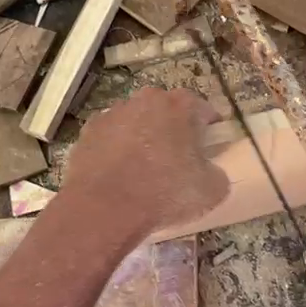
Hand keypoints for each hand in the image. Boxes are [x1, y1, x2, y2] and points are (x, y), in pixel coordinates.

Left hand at [59, 88, 229, 241]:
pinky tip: (119, 175)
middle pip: (167, 110)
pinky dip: (116, 150)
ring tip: (144, 171)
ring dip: (143, 138)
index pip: (204, 110)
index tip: (209, 148)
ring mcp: (114, 112)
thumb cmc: (164, 193)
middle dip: (174, 130)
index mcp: (181, 106)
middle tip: (177, 160)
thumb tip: (210, 172)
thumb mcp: (211, 191)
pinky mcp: (89, 131)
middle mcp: (147, 100)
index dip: (209, 129)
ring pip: (137, 121)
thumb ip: (216, 174)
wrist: (104, 206)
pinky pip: (111, 137)